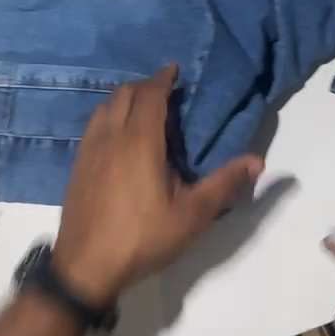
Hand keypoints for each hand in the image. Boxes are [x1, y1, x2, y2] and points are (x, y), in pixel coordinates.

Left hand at [53, 65, 263, 304]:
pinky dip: (108, 118)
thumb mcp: (193, 215)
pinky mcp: (77, 167)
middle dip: (144, 85)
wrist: (86, 266)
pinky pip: (93, 127)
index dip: (163, 78)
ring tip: (142, 109)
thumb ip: (224, 184)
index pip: (150, 95)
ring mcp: (88, 151)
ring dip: (123, 99)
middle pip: (123, 94)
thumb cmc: (143, 238)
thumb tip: (257, 160)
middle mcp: (110, 137)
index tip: (174, 69)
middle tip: (164, 90)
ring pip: (103, 108)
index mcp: (139, 141)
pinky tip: (118, 138)